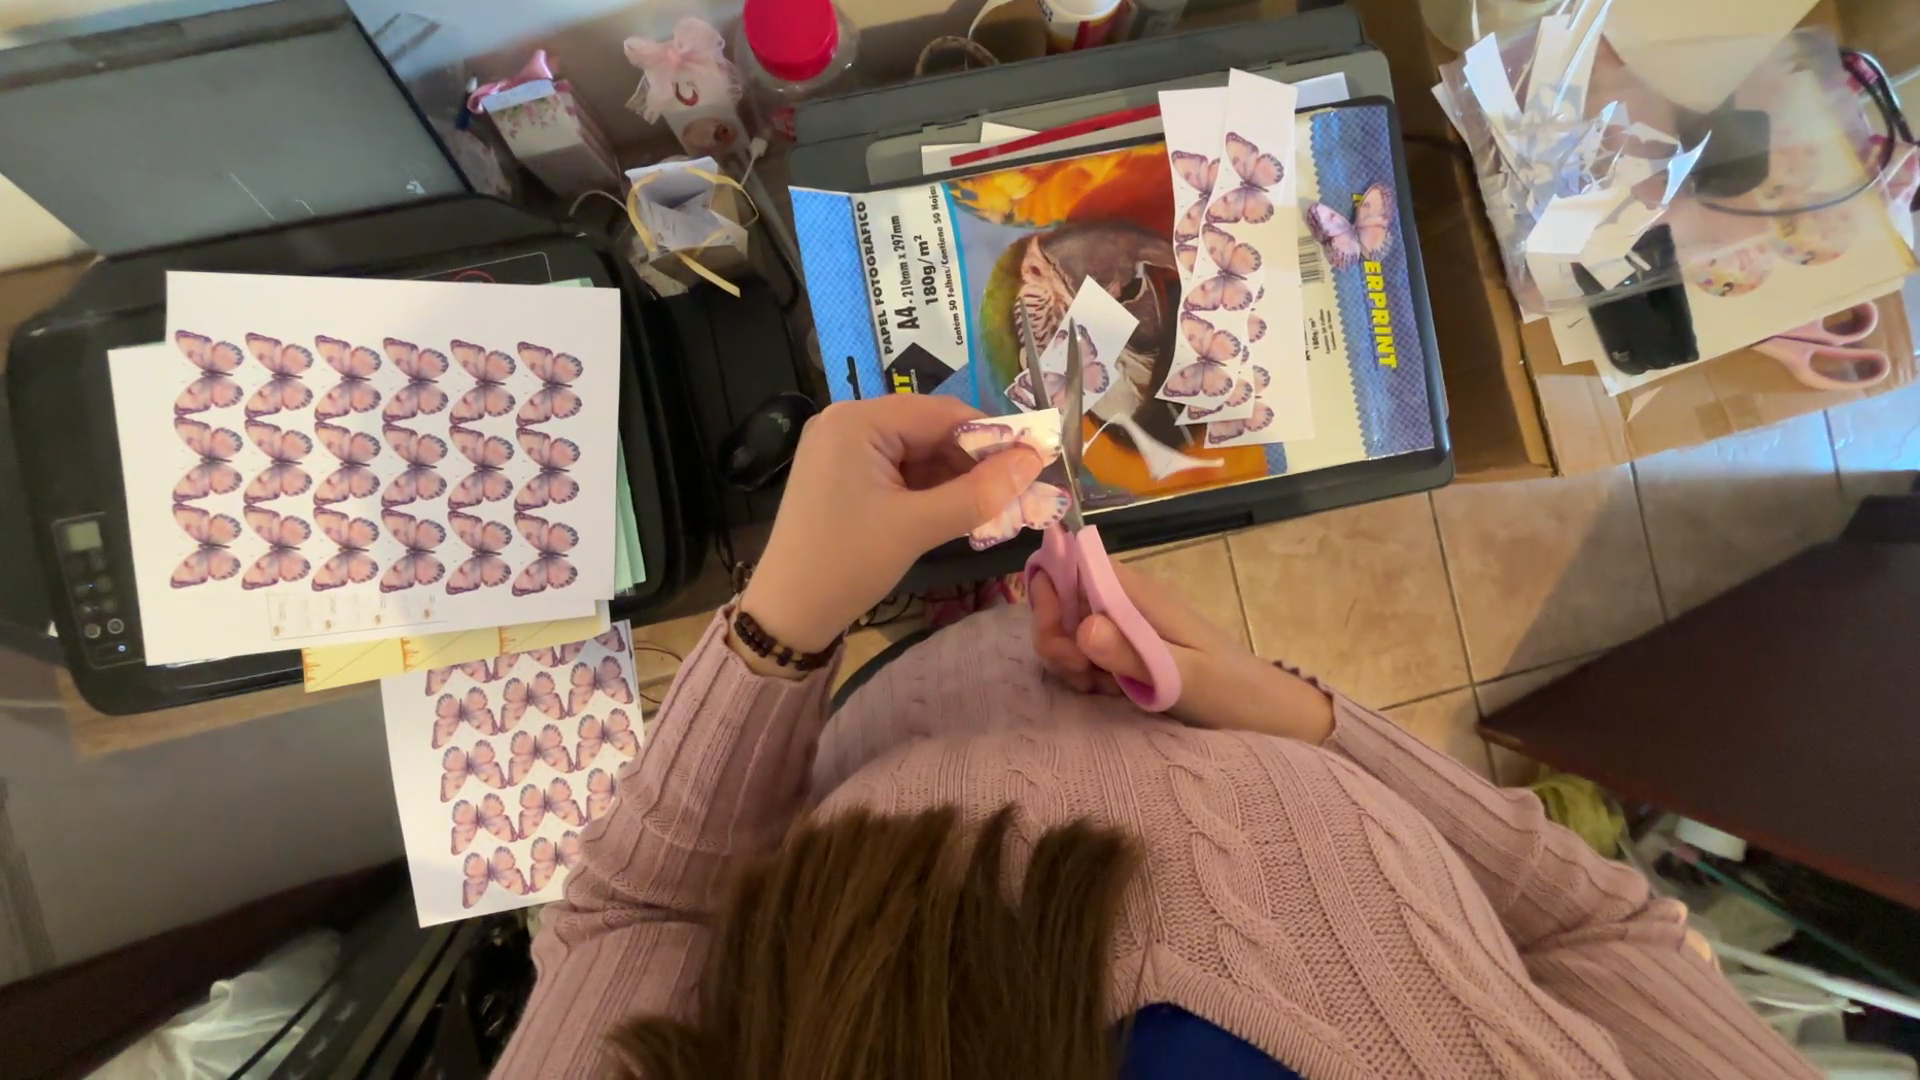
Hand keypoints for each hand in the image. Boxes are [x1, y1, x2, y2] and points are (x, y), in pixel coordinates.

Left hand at [738, 396, 1042, 670]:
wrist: (787, 613)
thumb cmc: (847, 563)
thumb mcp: (918, 527)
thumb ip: (980, 492)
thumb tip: (1034, 460)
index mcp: (858, 421)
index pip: (943, 413)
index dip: (993, 436)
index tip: (1035, 461)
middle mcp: (847, 422)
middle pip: (929, 430)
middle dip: (974, 460)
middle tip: (1016, 491)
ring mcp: (841, 448)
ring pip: (916, 452)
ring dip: (954, 477)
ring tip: (992, 507)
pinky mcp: (842, 474)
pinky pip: (897, 470)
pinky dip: (928, 488)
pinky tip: (956, 510)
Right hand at [1030, 560, 1333, 743]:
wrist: (1265, 713)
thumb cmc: (1230, 689)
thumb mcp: (1183, 675)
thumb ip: (1131, 653)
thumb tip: (1082, 627)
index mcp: (1137, 593)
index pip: (1074, 565)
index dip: (1049, 589)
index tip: (1054, 633)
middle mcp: (1124, 602)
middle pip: (1062, 601)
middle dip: (1055, 638)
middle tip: (1079, 673)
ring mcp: (1123, 628)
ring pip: (1067, 632)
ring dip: (1068, 662)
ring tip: (1099, 688)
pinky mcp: (1125, 652)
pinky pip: (1084, 656)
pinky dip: (1083, 675)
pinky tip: (1105, 693)